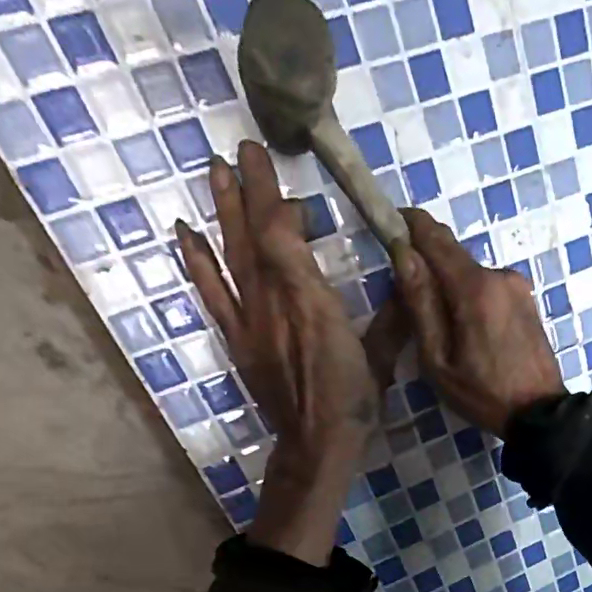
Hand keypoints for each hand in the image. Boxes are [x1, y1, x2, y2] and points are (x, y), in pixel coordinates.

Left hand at [175, 141, 380, 564]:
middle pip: (258, 238)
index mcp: (313, 305)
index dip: (282, 208)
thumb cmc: (352, 402)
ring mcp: (251, 322)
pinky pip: (213, 294)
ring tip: (215, 170)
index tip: (291, 188)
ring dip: (223, 212)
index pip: (286, 240)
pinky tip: (185, 232)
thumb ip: (392, 316)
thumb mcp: (382, 358)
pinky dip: (198, 262)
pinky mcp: (237, 339)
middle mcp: (275, 306)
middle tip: (245, 147)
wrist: (314, 444)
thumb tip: (406, 277)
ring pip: (233, 257)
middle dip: (252, 190)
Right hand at [373, 208, 566, 436]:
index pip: (435, 237)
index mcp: (475, 287)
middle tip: (403, 297)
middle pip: (451, 255)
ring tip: (436, 327)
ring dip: (446, 286)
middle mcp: (499, 274)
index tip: (387, 223)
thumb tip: (403, 254)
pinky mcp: (525, 298)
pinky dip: (467, 296)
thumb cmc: (481, 393)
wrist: (540, 414)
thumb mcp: (437, 358)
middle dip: (424, 265)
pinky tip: (464, 330)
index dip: (408, 225)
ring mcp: (516, 285)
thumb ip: (420, 303)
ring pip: (468, 273)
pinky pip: (486, 286)